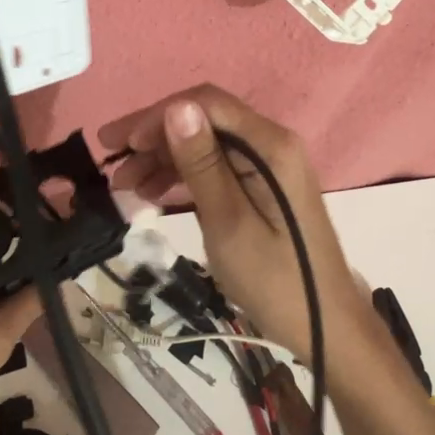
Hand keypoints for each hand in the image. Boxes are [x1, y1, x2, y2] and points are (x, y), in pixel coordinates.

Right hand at [98, 85, 364, 363]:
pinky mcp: (262, 186)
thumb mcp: (228, 222)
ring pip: (205, 143)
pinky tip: (152, 194)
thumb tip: (175, 107)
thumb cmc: (274, 280)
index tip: (120, 142)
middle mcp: (270, 143)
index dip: (158, 115)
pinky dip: (182, 176)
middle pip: (203, 120)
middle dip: (154, 135)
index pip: (206, 104)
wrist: (325, 329)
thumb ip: (202, 163)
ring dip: (163, 158)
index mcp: (269, 145)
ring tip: (124, 185)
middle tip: (110, 158)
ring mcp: (268, 165)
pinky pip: (216, 166)